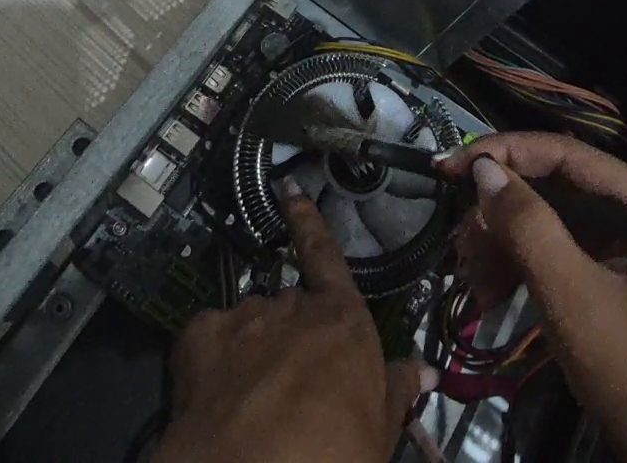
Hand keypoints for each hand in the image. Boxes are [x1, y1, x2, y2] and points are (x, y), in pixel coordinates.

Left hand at [154, 178, 433, 462]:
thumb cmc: (336, 449)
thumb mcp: (380, 428)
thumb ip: (395, 390)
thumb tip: (425, 370)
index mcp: (340, 319)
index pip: (325, 257)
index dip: (308, 222)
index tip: (289, 189)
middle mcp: (291, 304)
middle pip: (291, 308)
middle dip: (290, 337)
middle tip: (292, 386)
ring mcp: (244, 315)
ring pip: (250, 322)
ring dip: (253, 348)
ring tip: (252, 399)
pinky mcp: (201, 335)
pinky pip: (209, 336)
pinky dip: (213, 356)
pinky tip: (216, 389)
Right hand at [440, 133, 626, 462]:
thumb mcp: (575, 299)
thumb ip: (528, 227)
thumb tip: (483, 168)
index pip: (567, 155)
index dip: (503, 152)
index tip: (449, 165)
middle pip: (556, 189)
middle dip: (501, 214)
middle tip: (459, 240)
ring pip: (551, 222)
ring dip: (505, 246)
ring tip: (471, 278)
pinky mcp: (617, 276)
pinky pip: (560, 253)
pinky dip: (522, 268)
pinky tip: (491, 293)